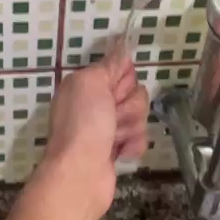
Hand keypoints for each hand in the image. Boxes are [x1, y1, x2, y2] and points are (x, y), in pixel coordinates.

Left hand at [36, 41, 148, 219]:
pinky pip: (139, 139)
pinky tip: (120, 154)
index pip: (121, 69)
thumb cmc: (84, 124)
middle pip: (135, 92)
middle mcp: (95, 104)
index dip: (123, 80)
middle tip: (113, 116)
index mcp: (86, 85)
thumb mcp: (90, 82)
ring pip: (139, 116)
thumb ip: (108, 65)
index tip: (114, 90)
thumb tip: (122, 45)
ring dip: (131, 127)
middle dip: (130, 105)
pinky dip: (133, 146)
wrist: (80, 173)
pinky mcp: (117, 150)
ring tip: (114, 139)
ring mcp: (106, 128)